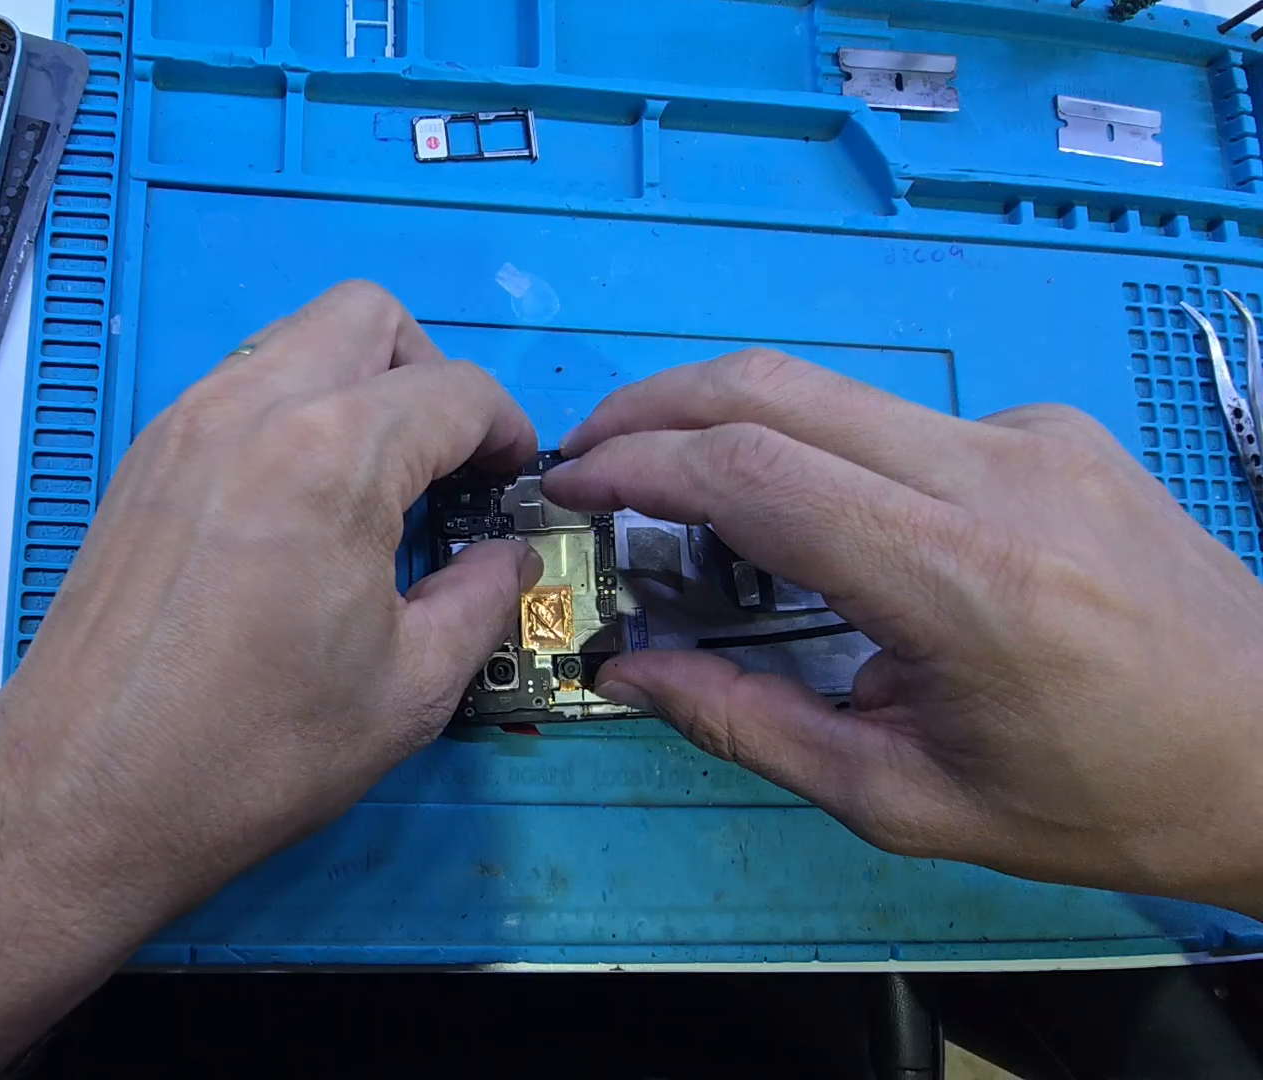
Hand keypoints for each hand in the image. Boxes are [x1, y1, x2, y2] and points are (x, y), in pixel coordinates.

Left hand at [0, 283, 537, 1079]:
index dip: (506, 429)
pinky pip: (241, 384)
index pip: (454, 391)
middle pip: (368, 316)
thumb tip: (507, 554)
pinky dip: (292, 407)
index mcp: (333, 456)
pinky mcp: (144, 453)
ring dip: (356, 382)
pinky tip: (293, 497)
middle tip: (439, 462)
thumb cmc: (257, 751)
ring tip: (369, 478)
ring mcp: (184, 420)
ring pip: (296, 338)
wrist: (85, 790)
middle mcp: (253, 406)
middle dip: (428, 373)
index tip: (510, 481)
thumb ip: (482, 599)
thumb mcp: (409, 690)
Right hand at [544, 349, 1262, 911]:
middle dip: (647, 407)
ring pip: (816, 386)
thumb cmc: (1095, 798)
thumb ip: (742, 725)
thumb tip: (624, 672)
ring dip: (703, 412)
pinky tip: (779, 500)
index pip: (754, 473)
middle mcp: (993, 471)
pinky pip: (871, 415)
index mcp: (958, 577)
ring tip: (648, 466)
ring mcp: (1024, 432)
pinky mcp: (1037, 427)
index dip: (637, 465)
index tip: (569, 485)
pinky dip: (783, 439)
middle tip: (583, 452)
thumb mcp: (896, 797)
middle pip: (772, 388)